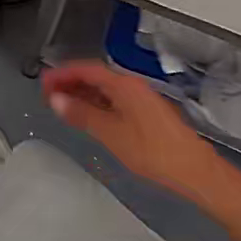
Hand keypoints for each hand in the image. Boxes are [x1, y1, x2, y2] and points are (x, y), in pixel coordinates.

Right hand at [44, 61, 220, 199]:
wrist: (195, 171)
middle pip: (96, 77)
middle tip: (49, 93)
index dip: (63, 74)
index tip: (45, 81)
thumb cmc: (156, 152)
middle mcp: (134, 87)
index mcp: (125, 86)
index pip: (87, 70)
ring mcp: (142, 100)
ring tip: (62, 105)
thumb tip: (58, 100)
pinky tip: (88, 117)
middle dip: (70, 83)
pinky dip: (97, 104)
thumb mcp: (111, 134)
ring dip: (82, 94)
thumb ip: (82, 114)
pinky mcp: (147, 114)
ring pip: (105, 89)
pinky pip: (115, 100)